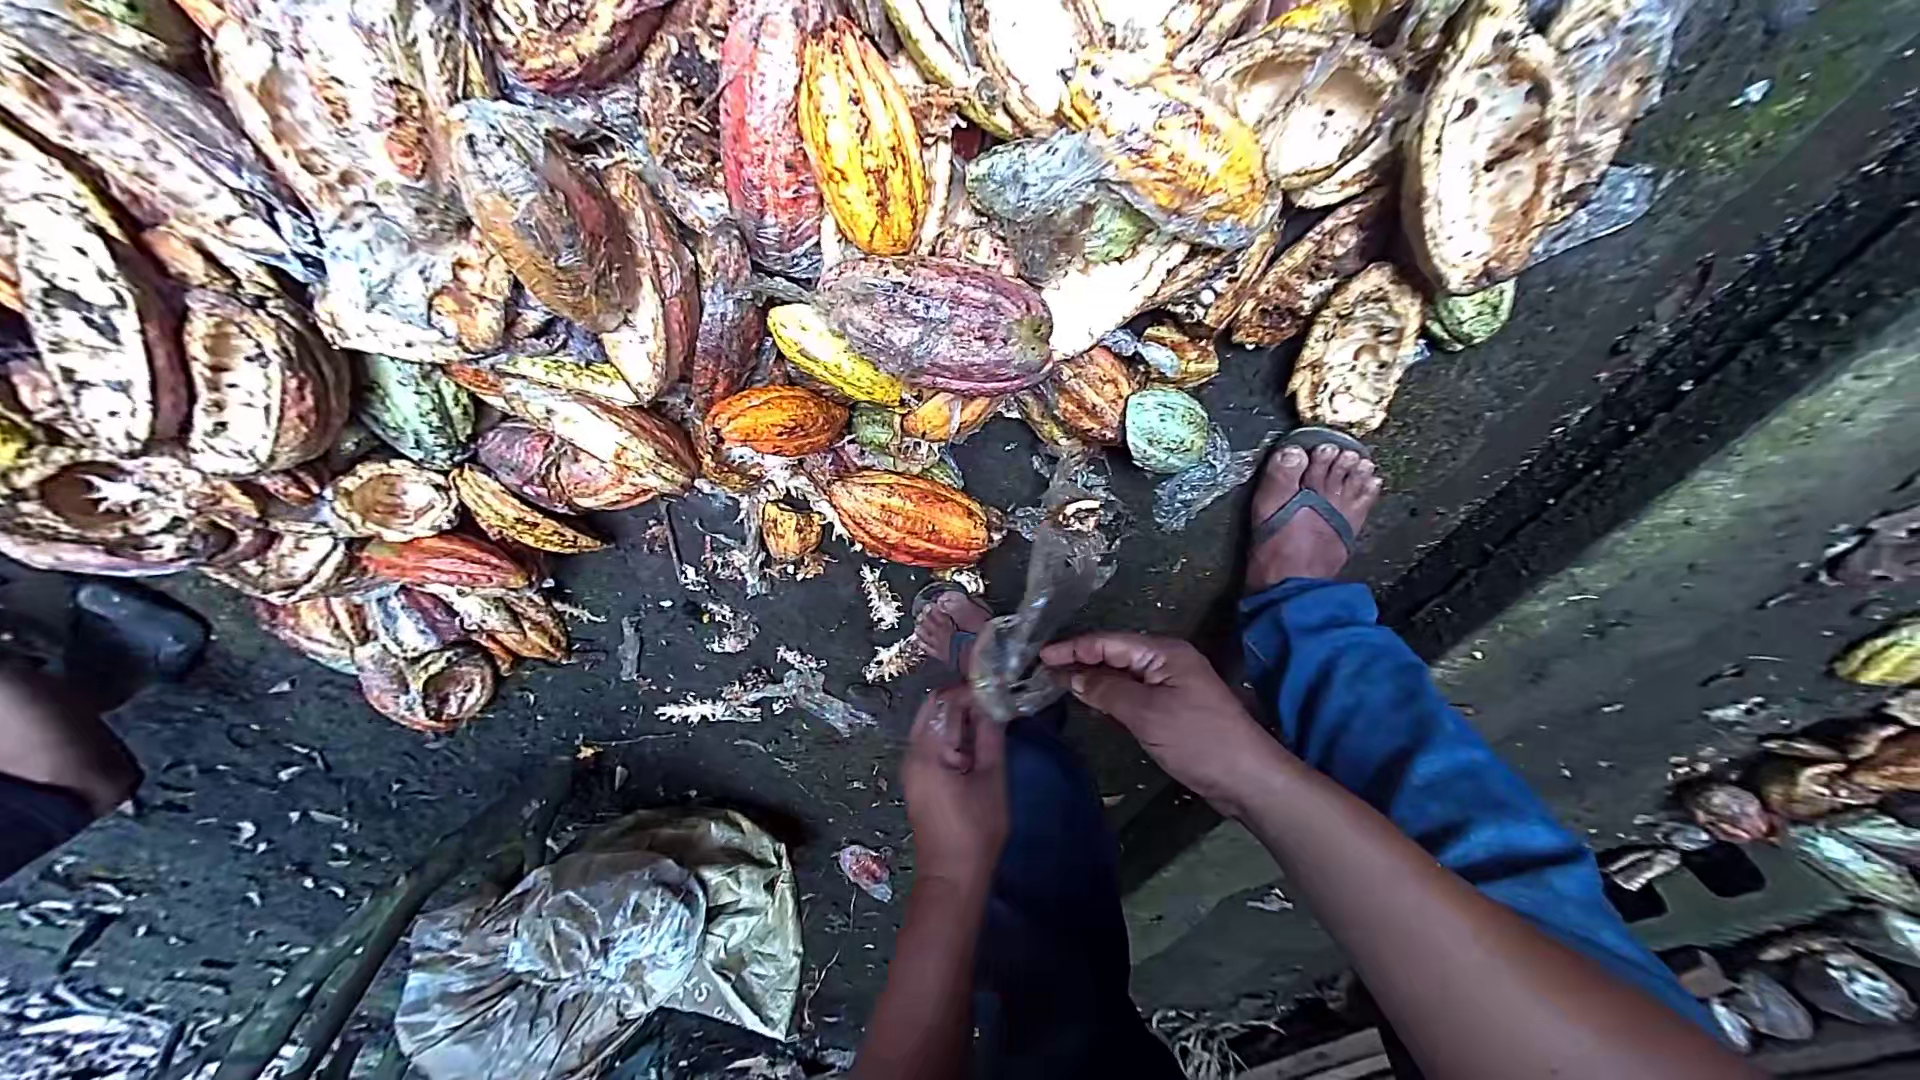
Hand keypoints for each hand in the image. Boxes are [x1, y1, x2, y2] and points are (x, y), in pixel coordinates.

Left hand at [901, 685, 1007, 891]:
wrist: (952, 878)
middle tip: (993, 703)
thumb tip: (993, 704)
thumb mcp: (991, 780)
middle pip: (932, 708)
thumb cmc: (976, 831)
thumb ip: (990, 737)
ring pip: (931, 723)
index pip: (944, 702)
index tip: (997, 690)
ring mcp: (911, 766)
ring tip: (989, 720)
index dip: (970, 691)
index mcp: (927, 752)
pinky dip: (951, 733)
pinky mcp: (917, 777)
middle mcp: (911, 753)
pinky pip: (931, 741)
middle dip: (962, 700)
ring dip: (957, 716)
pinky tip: (974, 741)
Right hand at [1039, 633, 1290, 814]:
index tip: (1041, 657)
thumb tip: (1073, 677)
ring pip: (1121, 675)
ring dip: (1092, 679)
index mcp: (1163, 652)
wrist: (1248, 780)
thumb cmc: (1198, 740)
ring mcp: (1170, 684)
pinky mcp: (1171, 707)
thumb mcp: (1147, 713)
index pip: (1108, 642)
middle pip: (1113, 654)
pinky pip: (1131, 693)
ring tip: (1057, 683)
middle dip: (1080, 660)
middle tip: (1043, 670)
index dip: (1073, 648)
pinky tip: (1090, 702)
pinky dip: (1109, 696)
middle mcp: (1166, 661)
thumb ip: (1107, 691)